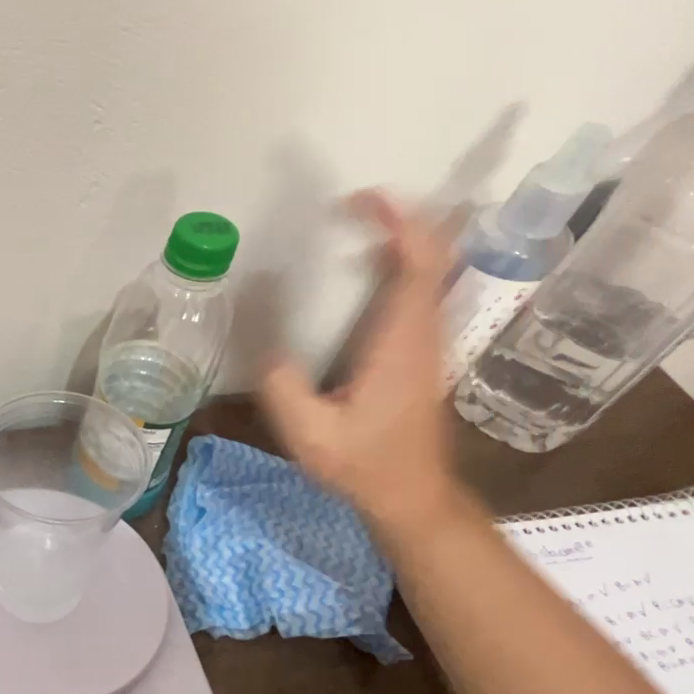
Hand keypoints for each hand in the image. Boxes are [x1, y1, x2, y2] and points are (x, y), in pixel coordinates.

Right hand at [257, 191, 472, 533]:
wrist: (411, 494)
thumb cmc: (363, 463)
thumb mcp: (308, 432)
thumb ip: (280, 385)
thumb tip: (260, 336)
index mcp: (400, 343)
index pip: (417, 264)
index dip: (398, 223)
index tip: (363, 199)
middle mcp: (424, 332)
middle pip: (433, 255)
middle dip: (401, 218)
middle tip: (354, 204)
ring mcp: (430, 340)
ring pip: (432, 269)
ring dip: (403, 237)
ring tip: (358, 224)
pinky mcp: (424, 351)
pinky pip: (422, 289)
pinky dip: (402, 262)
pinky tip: (369, 268)